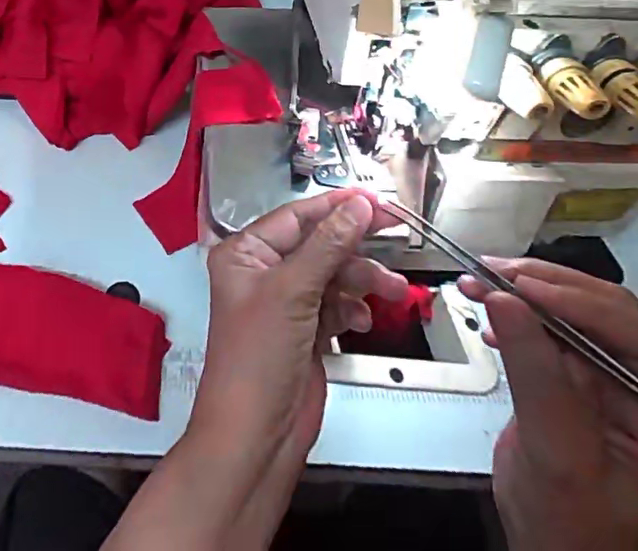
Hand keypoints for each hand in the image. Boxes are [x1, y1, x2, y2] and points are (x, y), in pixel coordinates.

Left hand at [104, 188, 403, 550]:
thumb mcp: (292, 293)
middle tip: (392, 230)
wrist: (256, 439)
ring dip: (362, 280)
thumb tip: (356, 207)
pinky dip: (353, 308)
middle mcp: (264, 273)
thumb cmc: (255, 362)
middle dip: (354, 245)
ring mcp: (286, 303)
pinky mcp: (305, 329)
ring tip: (391, 289)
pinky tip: (361, 320)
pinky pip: (336, 304)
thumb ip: (328, 245)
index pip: (296, 216)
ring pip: (333, 274)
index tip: (371, 199)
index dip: (335, 206)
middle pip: (319, 243)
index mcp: (245, 254)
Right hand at [459, 260, 637, 550]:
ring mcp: (626, 384)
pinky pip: (560, 329)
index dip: (591, 309)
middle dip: (553, 290)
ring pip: (585, 314)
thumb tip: (503, 297)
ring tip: (481, 280)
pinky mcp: (590, 375)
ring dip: (529, 292)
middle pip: (619, 319)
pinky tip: (492, 311)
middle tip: (497, 273)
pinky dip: (522, 313)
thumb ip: (535, 373)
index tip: (527, 288)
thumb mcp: (555, 454)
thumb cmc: (566, 529)